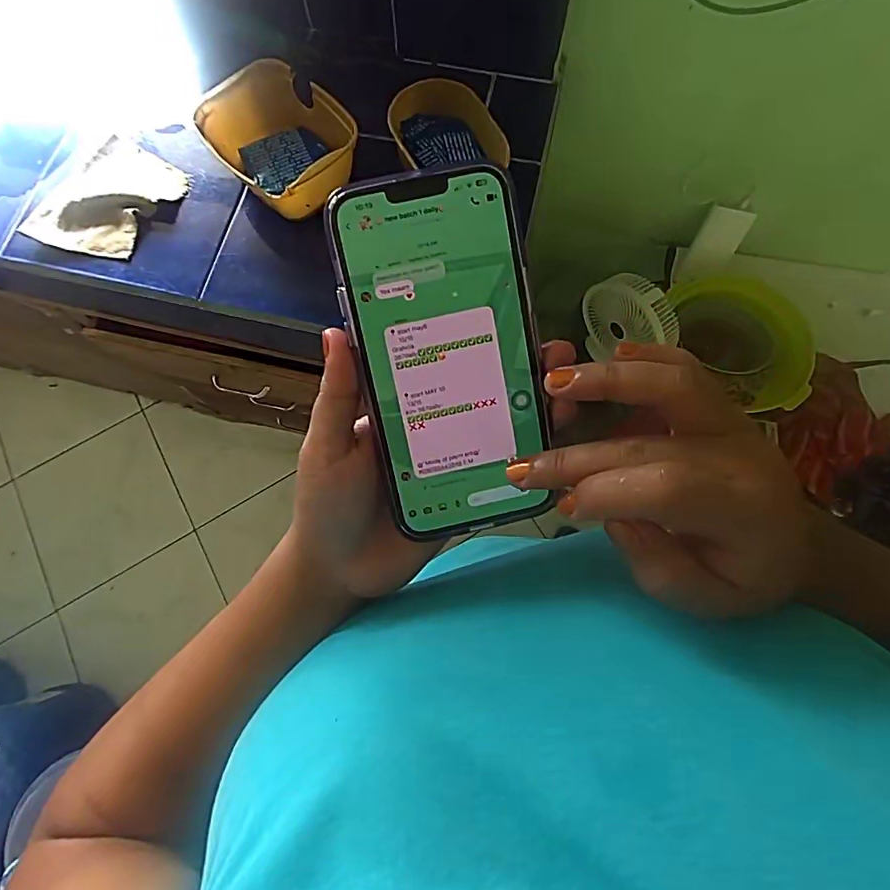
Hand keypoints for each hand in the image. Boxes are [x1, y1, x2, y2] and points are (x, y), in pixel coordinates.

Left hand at [290, 328, 578, 599]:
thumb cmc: (324, 503)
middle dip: (519, 370)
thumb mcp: (327, 445)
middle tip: (554, 354)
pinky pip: (504, 476)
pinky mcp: (468, 499)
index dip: (471, 340)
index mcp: (398, 407)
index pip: (440, 363)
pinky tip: (558, 445)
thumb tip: (337, 332)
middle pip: (480, 391)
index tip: (504, 316)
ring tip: (564, 394)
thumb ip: (338, 396)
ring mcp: (454, 464)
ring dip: (533, 411)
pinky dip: (532, 461)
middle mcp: (432, 428)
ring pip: (500, 430)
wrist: (339, 574)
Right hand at [509, 342, 825, 618]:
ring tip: (554, 383)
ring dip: (608, 380)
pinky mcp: (716, 403)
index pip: (666, 487)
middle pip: (648, 440)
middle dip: (577, 455)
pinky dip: (645, 356)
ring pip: (674, 382)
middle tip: (523, 466)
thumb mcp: (706, 598)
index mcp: (739, 507)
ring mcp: (728, 420)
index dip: (606, 493)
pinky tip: (609, 355)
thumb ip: (656, 563)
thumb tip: (610, 516)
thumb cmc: (746, 575)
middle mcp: (736, 453)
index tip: (562, 506)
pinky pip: (684, 367)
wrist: (794, 542)